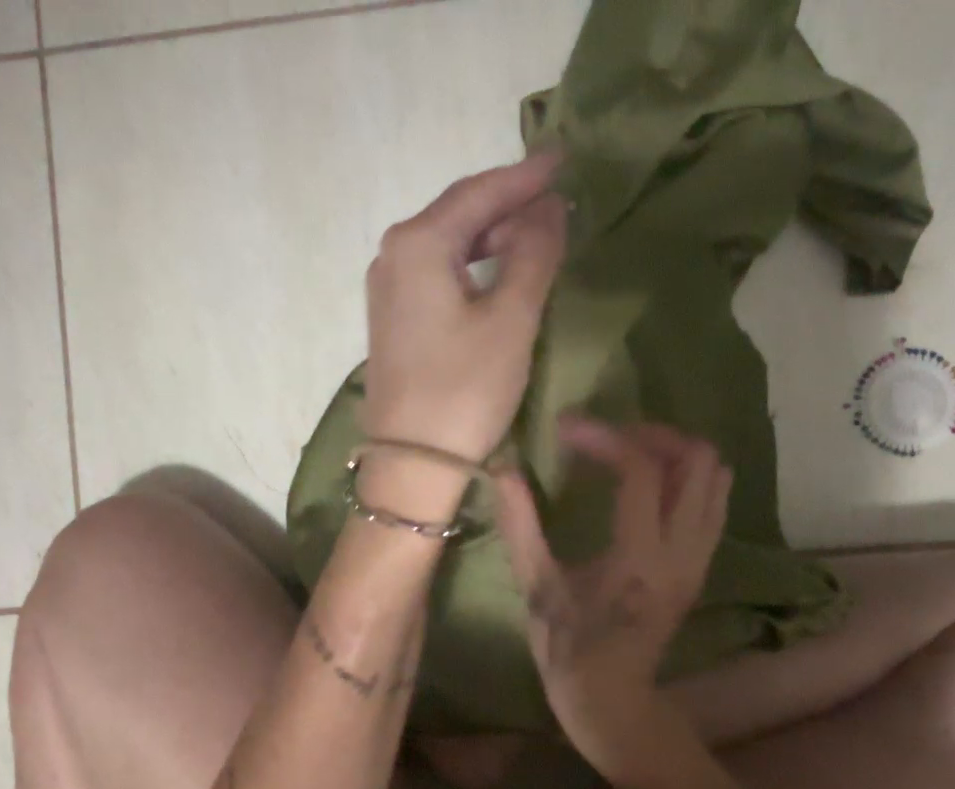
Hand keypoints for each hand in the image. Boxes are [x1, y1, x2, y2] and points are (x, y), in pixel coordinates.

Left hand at [361, 154, 567, 464]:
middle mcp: (393, 254)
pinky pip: (438, 271)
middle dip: (509, 202)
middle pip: (459, 213)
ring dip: (493, 234)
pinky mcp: (394, 318)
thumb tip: (550, 207)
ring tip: (540, 231)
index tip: (565, 159)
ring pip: (448, 243)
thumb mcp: (511, 318)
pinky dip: (474, 263)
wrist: (413, 464)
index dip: (525, 176)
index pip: (479, 192)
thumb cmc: (465, 389)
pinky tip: (501, 271)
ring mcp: (388, 288)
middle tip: (559, 196)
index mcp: (418, 243)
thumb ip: (534, 253)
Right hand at [494, 418, 731, 765]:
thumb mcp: (537, 588)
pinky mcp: (700, 565)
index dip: (604, 437)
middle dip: (652, 435)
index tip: (565, 430)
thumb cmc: (567, 649)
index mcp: (640, 557)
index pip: (641, 470)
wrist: (611, 699)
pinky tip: (649, 485)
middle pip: (698, 461)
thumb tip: (503, 468)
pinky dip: (688, 479)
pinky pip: (713, 503)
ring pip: (714, 478)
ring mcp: (698, 559)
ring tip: (628, 455)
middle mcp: (682, 552)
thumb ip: (521, 525)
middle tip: (607, 438)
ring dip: (674, 453)